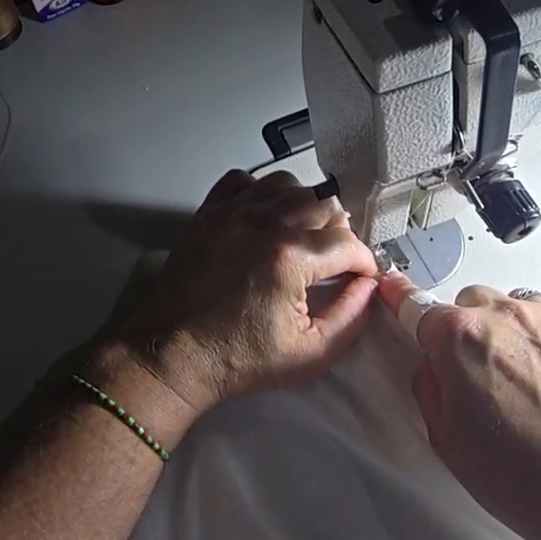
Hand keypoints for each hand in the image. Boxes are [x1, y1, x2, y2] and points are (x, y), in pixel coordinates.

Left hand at [104, 170, 380, 423]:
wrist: (171, 355)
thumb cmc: (236, 359)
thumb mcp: (308, 355)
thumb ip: (350, 318)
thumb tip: (369, 288)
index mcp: (290, 258)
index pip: (348, 242)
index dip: (363, 262)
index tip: (359, 277)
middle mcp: (264, 223)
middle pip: (325, 204)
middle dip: (338, 233)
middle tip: (332, 260)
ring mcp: (233, 213)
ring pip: (290, 184)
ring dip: (305, 206)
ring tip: (303, 235)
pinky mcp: (209, 212)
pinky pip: (245, 180)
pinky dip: (262, 192)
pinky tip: (265, 218)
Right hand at [380, 274, 540, 539]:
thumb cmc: (528, 479)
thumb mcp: (448, 442)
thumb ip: (430, 389)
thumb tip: (433, 368)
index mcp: (459, 338)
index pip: (418, 305)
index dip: (401, 298)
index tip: (394, 288)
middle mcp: (504, 317)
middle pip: (471, 301)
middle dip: (467, 330)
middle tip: (477, 375)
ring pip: (517, 303)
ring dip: (512, 328)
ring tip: (525, 376)